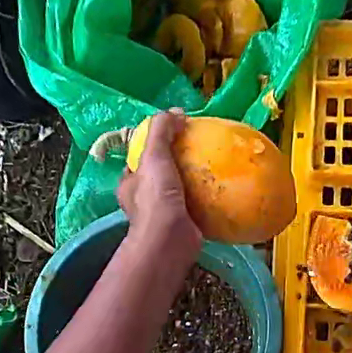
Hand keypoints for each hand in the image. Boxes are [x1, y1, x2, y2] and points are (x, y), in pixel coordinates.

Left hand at [116, 109, 201, 262]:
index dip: (153, 144)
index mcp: (130, 184)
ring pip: (180, 190)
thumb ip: (161, 130)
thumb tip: (175, 113)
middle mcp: (143, 200)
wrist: (170, 240)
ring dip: (195, 180)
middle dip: (177, 162)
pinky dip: (208, 198)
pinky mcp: (184, 225)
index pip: (139, 159)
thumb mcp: (154, 155)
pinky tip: (222, 187)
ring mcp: (164, 214)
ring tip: (214, 165)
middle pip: (161, 174)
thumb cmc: (156, 198)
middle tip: (198, 148)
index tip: (174, 134)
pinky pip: (197, 206)